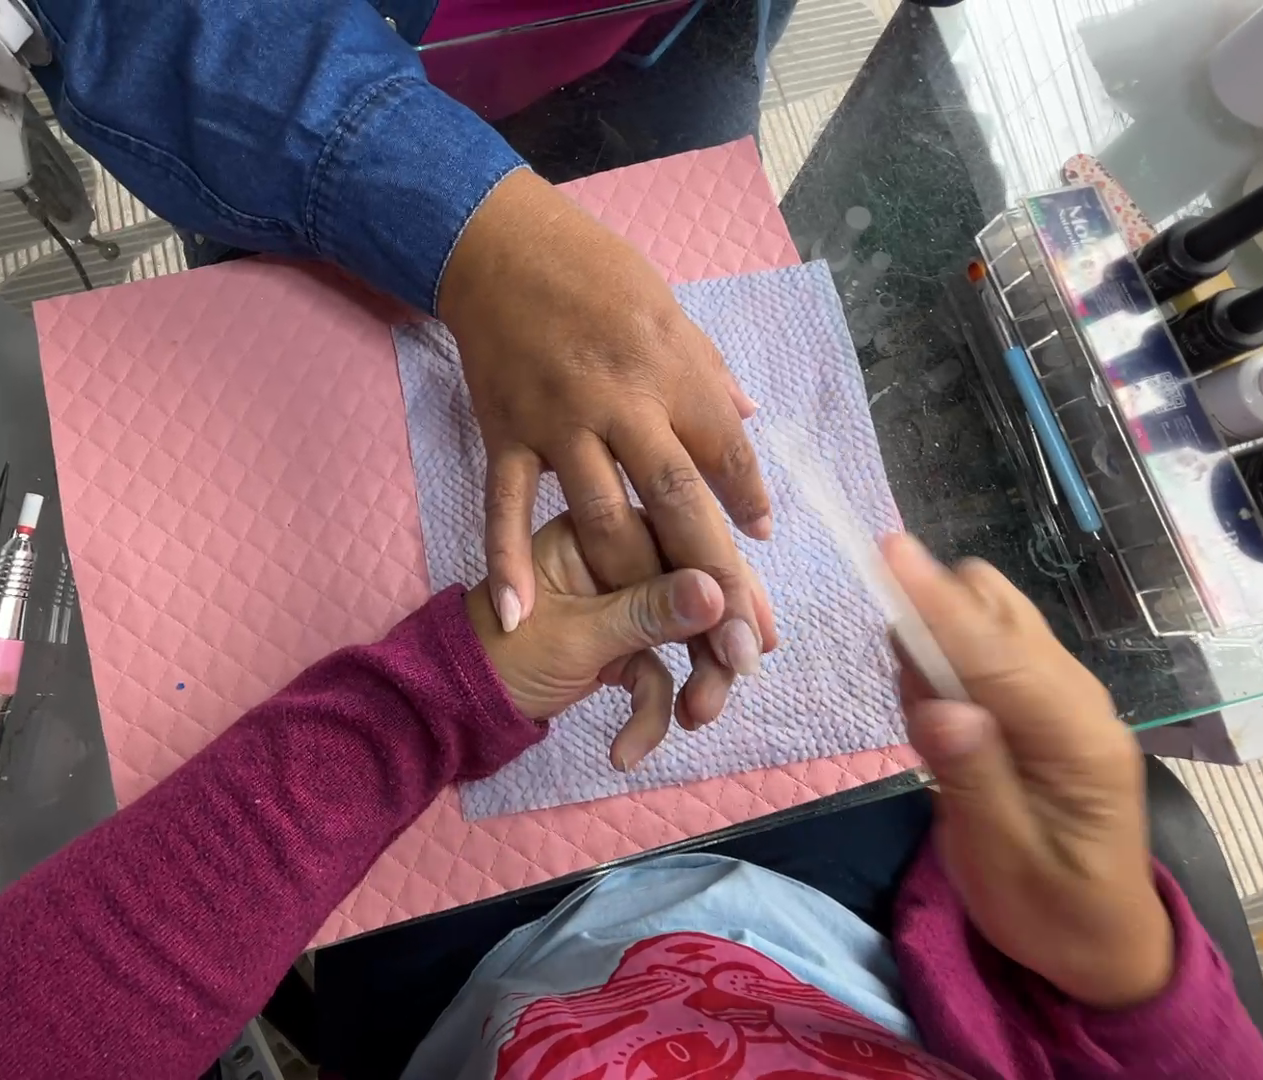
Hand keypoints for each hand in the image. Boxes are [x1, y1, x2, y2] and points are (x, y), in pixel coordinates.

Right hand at [439, 170, 774, 730]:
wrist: (500, 246)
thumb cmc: (595, 272)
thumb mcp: (669, 308)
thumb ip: (707, 372)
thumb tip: (747, 415)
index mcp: (671, 369)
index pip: (725, 450)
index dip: (750, 502)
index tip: (762, 546)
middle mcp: (622, 403)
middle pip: (676, 499)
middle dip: (712, 572)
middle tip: (739, 639)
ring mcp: (558, 425)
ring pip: (600, 517)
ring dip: (632, 585)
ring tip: (658, 649)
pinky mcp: (504, 436)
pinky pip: (504, 508)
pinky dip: (507, 562)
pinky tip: (518, 615)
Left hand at [469, 514, 726, 770]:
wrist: (457, 704)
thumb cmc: (501, 656)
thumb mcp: (578, 635)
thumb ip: (648, 613)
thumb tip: (719, 591)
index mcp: (595, 530)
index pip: (676, 542)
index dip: (722, 588)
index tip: (753, 637)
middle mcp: (611, 556)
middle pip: (687, 588)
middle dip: (712, 641)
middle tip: (735, 679)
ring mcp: (616, 602)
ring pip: (678, 633)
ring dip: (693, 679)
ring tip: (697, 718)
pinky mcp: (615, 642)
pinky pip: (651, 668)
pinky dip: (650, 707)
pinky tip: (629, 749)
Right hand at [882, 532, 1172, 1009]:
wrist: (1100, 941)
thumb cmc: (1050, 909)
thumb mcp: (1003, 860)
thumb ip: (971, 777)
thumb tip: (939, 706)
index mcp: (1076, 740)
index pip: (995, 653)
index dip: (936, 602)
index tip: (889, 550)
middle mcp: (1076, 699)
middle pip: (998, 609)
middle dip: (933, 614)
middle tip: (904, 686)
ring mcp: (1059, 693)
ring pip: (987, 617)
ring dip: (932, 641)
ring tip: (925, 720)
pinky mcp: (1036, 697)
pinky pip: (978, 646)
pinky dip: (939, 660)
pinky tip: (940, 715)